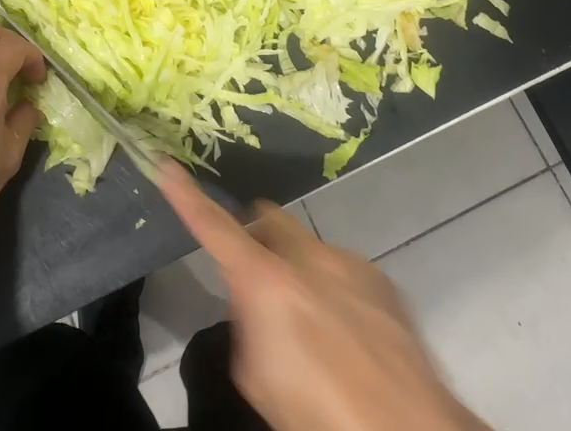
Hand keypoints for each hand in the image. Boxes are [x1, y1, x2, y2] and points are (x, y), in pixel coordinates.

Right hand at [157, 165, 490, 430]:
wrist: (403, 429)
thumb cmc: (313, 409)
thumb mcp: (254, 372)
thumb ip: (245, 321)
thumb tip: (252, 302)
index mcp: (265, 280)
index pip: (213, 225)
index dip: (186, 195)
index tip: (166, 165)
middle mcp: (308, 257)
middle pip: (267, 218)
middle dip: (255, 238)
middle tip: (255, 283)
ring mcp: (350, 264)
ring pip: (308, 248)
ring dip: (297, 272)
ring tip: (312, 328)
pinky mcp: (383, 282)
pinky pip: (343, 270)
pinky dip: (333, 290)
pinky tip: (346, 335)